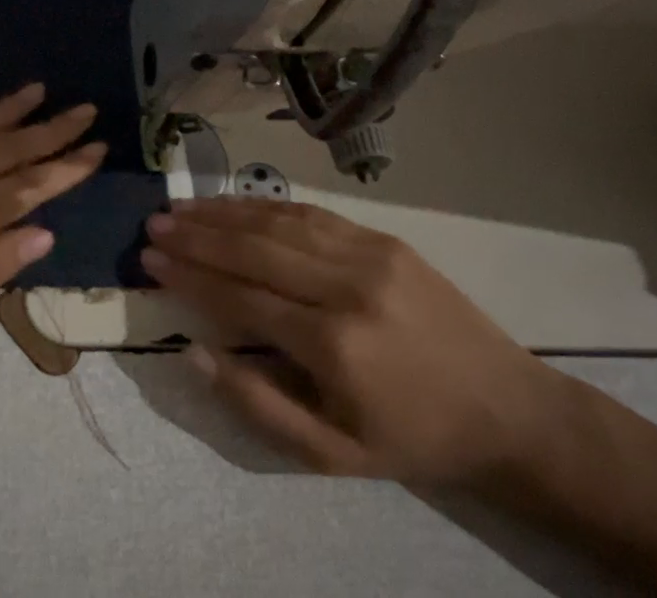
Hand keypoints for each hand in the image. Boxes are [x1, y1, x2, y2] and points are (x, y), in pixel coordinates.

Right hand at [141, 199, 571, 487]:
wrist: (508, 410)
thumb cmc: (411, 438)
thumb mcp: (329, 452)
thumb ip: (256, 403)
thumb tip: (194, 352)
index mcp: (333, 345)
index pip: (239, 297)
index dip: (188, 277)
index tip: (148, 260)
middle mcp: (347, 288)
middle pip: (253, 250)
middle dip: (195, 236)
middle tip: (152, 225)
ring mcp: (370, 256)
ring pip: (280, 223)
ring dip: (223, 213)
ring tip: (180, 207)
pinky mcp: (387, 242)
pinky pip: (314, 215)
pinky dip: (267, 205)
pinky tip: (236, 203)